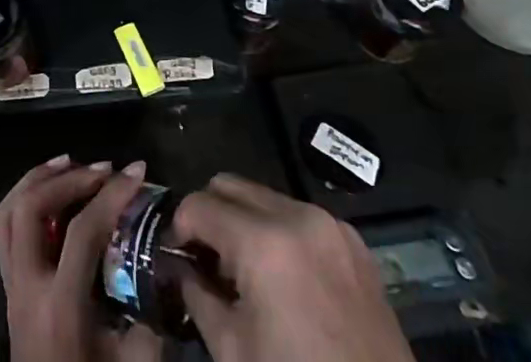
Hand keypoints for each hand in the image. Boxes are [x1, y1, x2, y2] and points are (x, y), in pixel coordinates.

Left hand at [0, 156, 161, 361]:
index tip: (136, 171)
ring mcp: (10, 285)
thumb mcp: (134, 361)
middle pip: (32, 209)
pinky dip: (23, 198)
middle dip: (68, 179)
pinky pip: (3, 227)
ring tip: (70, 162)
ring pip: (7, 212)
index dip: (111, 196)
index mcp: (60, 306)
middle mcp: (27, 286)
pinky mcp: (7, 286)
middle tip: (103, 167)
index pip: (81, 232)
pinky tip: (47, 190)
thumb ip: (152, 318)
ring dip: (37, 179)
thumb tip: (161, 267)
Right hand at [172, 174, 412, 361]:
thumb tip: (181, 267)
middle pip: (228, 185)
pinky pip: (298, 215)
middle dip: (209, 214)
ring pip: (263, 196)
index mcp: (262, 241)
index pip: (197, 205)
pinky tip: (282, 274)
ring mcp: (330, 225)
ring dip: (242, 220)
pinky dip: (278, 230)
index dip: (178, 228)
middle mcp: (297, 216)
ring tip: (243, 268)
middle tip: (206, 258)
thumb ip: (196, 293)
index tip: (177, 257)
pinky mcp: (353, 241)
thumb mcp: (231, 347)